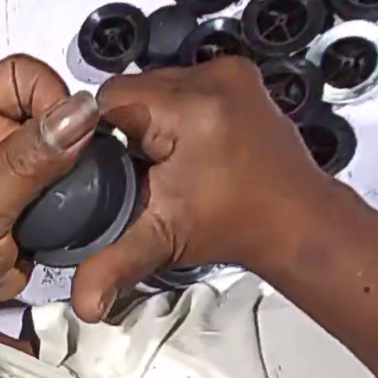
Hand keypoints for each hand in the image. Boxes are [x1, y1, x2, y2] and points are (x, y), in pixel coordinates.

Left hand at [0, 55, 99, 318]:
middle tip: (69, 167)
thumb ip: (24, 161)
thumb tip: (75, 115)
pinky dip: (85, 181)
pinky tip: (76, 202)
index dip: (48, 94)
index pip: (19, 74)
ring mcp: (23, 162)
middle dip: (70, 129)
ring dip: (80, 158)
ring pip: (70, 134)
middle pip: (51, 100)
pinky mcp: (45, 188)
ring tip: (70, 189)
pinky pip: (78, 168)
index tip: (63, 133)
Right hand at [74, 58, 334, 321]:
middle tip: (133, 170)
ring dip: (145, 118)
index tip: (103, 166)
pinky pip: (181, 83)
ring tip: (155, 158)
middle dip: (122, 128)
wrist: (294, 220)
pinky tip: (177, 144)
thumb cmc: (237, 225)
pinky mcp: (238, 76)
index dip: (94, 133)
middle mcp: (212, 79)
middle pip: (131, 88)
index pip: (108, 100)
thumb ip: (113, 267)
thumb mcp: (161, 243)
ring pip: (154, 83)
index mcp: (189, 111)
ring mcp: (229, 73)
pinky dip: (171, 111)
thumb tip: (83, 304)